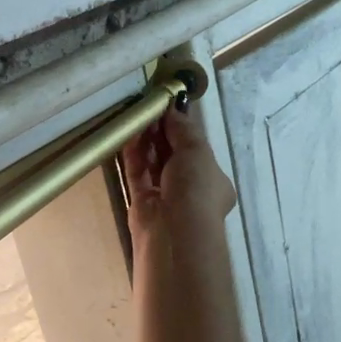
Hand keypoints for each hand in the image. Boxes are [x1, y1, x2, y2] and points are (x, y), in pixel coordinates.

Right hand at [122, 105, 235, 242]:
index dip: (182, 128)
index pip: (196, 149)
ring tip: (135, 117)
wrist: (175, 234)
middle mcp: (190, 189)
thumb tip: (173, 108)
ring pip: (153, 164)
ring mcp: (165, 198)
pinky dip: (133, 156)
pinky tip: (127, 136)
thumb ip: (184, 128)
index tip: (167, 107)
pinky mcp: (141, 204)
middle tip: (147, 108)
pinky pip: (136, 174)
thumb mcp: (197, 152)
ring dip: (146, 141)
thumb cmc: (196, 190)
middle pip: (173, 155)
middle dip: (161, 132)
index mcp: (213, 180)